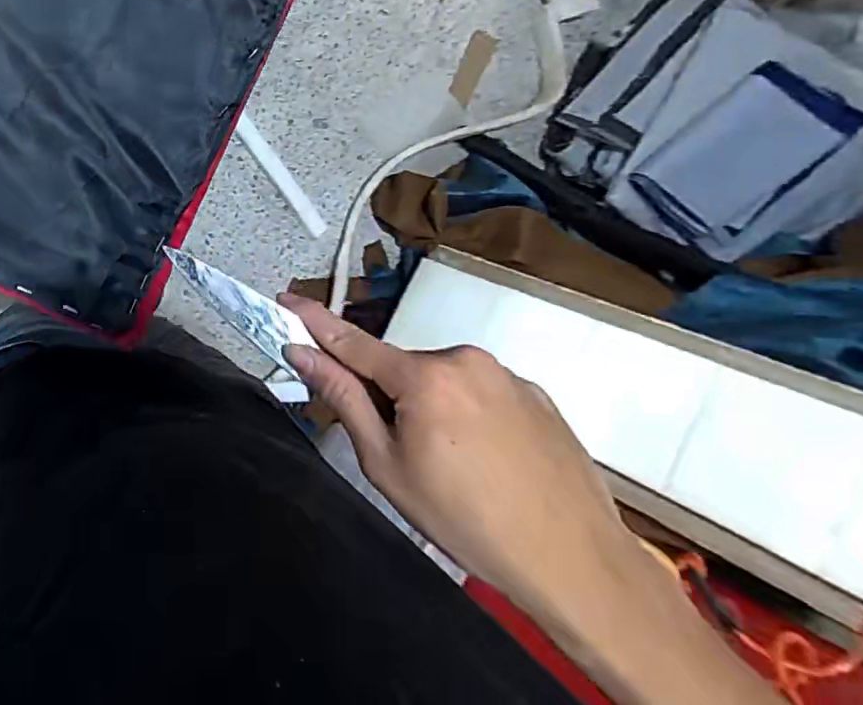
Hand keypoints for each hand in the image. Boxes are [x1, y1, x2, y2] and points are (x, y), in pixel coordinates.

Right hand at [277, 293, 641, 623]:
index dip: (312, 320)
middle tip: (398, 446)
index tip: (286, 300)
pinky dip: (467, 412)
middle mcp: (465, 360)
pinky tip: (484, 458)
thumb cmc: (467, 520)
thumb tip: (304, 354)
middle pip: (400, 365)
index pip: (351, 340)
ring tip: (452, 461)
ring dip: (429, 403)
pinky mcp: (535, 393)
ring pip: (441, 378)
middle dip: (387, 392)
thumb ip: (344, 399)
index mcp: (424, 377)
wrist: (576, 562)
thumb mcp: (386, 464)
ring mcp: (506, 375)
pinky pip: (479, 390)